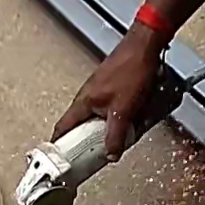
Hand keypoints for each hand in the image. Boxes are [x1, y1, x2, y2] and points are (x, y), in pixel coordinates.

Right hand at [53, 26, 163, 160]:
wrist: (145, 46)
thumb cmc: (131, 69)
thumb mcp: (123, 112)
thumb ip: (116, 137)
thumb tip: (111, 155)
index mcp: (83, 102)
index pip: (62, 127)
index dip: (58, 145)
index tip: (59, 158)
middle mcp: (87, 97)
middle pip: (79, 127)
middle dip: (85, 143)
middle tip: (89, 156)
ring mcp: (99, 92)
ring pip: (95, 119)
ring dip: (102, 132)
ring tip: (111, 142)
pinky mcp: (111, 88)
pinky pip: (108, 111)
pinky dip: (113, 121)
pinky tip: (125, 125)